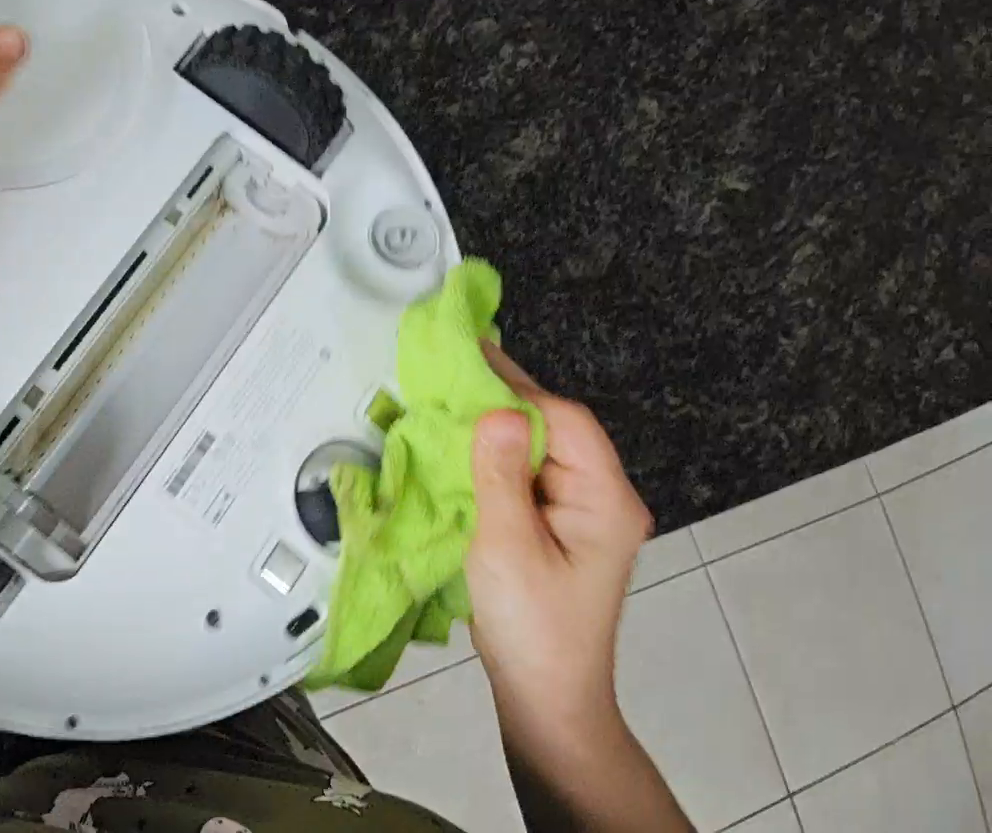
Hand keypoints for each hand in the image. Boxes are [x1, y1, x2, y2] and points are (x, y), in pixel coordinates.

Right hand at [465, 343, 653, 747]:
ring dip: (496, 423)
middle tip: (449, 368)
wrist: (546, 694)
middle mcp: (601, 497)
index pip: (565, 420)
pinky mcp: (556, 525)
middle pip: (556, 428)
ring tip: (447, 396)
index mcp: (604, 499)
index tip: (466, 358)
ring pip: (539, 448)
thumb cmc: (531, 624)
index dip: (517, 386)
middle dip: (505, 397)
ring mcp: (580, 512)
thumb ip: (501, 473)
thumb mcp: (507, 545)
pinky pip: (527, 472)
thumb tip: (499, 407)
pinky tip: (461, 443)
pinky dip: (494, 452)